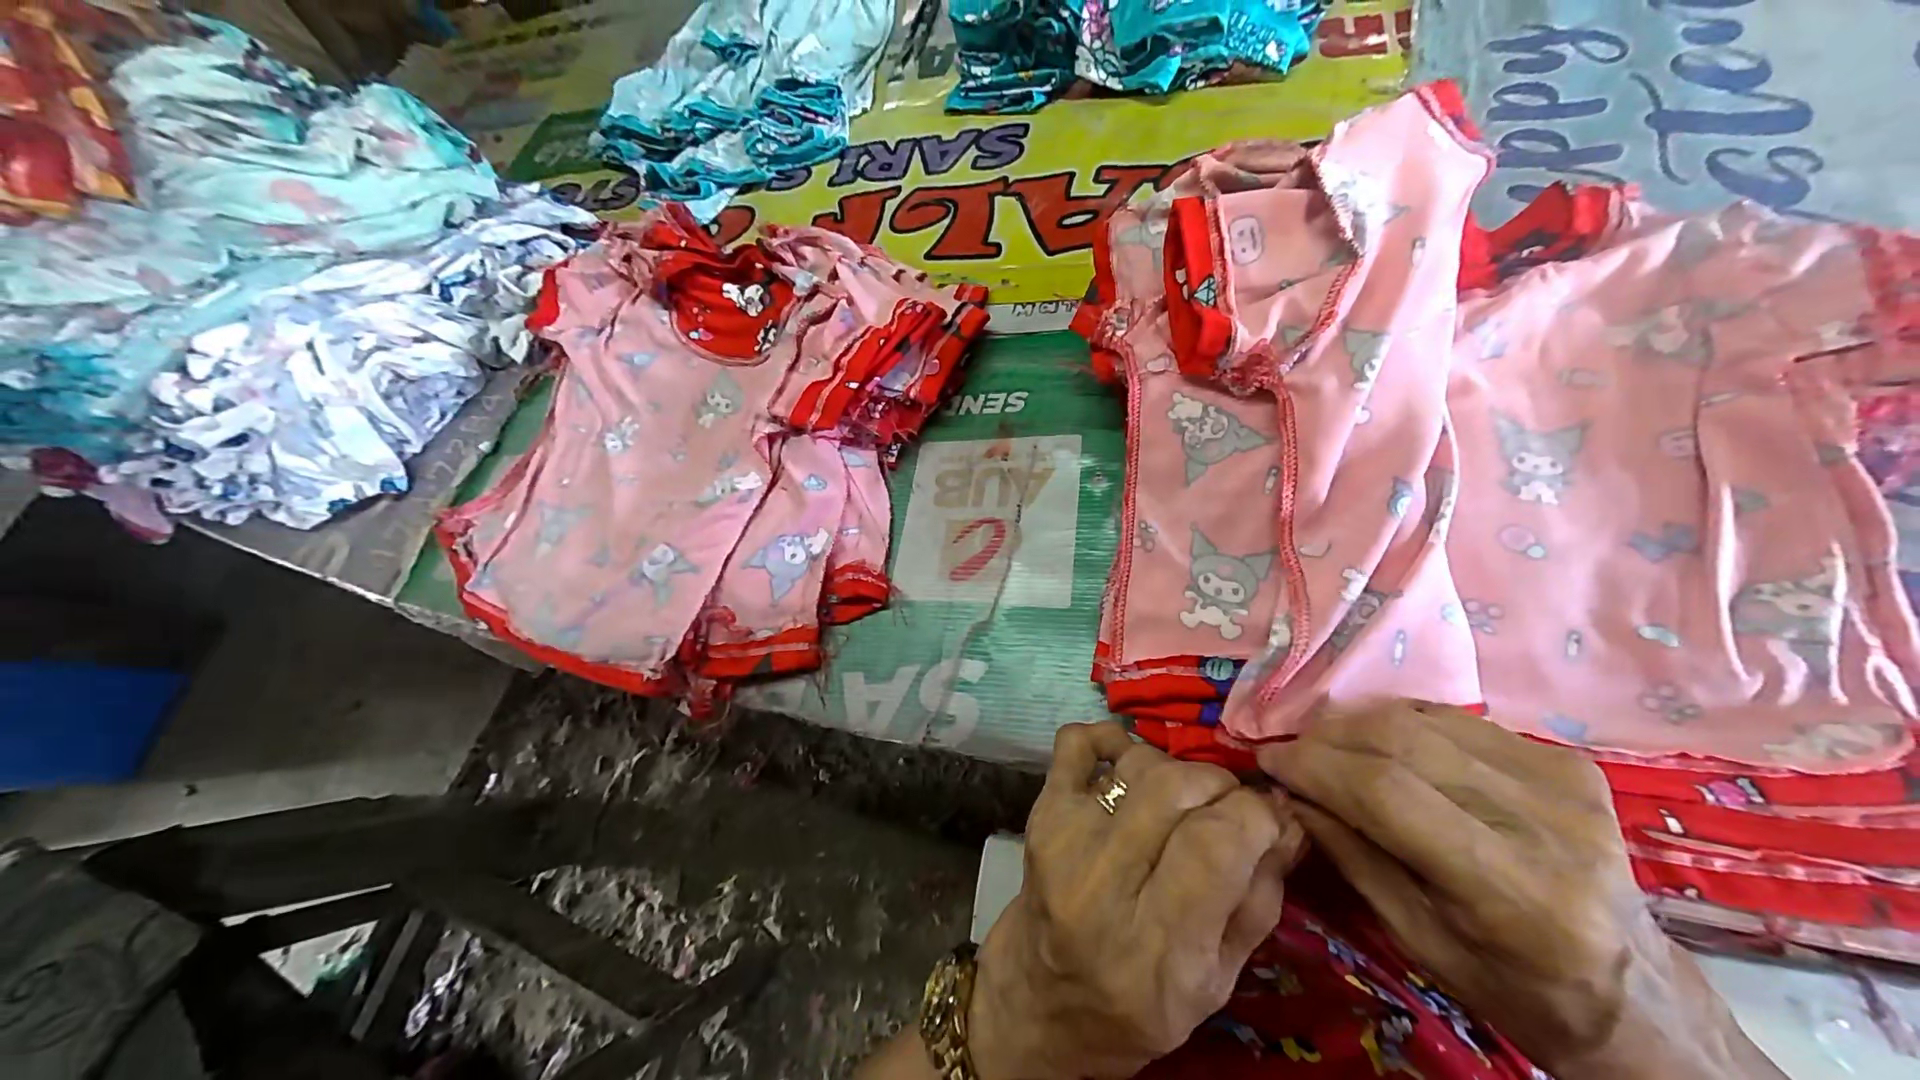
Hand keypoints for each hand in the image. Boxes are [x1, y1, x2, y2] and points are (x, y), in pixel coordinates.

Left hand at [969, 722, 1304, 1079]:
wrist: (1046, 996)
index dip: (1255, 816)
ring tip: (1183, 802)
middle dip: (1220, 786)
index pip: (1215, 843)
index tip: (1267, 822)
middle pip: (1175, 788)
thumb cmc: (1140, 1003)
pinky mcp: (1041, 809)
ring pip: (1138, 762)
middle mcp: (1102, 882)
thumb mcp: (1218, 980)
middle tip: (1227, 809)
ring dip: (1176, 770)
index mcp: (1157, 945)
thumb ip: (1258, 900)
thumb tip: (1286, 821)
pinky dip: (1112, 739)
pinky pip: (1077, 742)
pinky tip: (1132, 769)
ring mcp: (1063, 837)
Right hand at [1258, 701, 1782, 1079]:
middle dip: (1328, 739)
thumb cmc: (1515, 988)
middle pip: (1403, 741)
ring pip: (1424, 719)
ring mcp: (1565, 784)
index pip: (1386, 792)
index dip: (1315, 766)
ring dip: (1357, 725)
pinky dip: (1400, 724)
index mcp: (1514, 893)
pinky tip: (1378, 746)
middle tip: (1291, 752)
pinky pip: (1454, 720)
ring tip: (1326, 747)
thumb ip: (1351, 856)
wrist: (1637, 997)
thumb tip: (1289, 792)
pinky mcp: (1567, 762)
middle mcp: (1547, 825)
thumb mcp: (1417, 940)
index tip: (1268, 761)